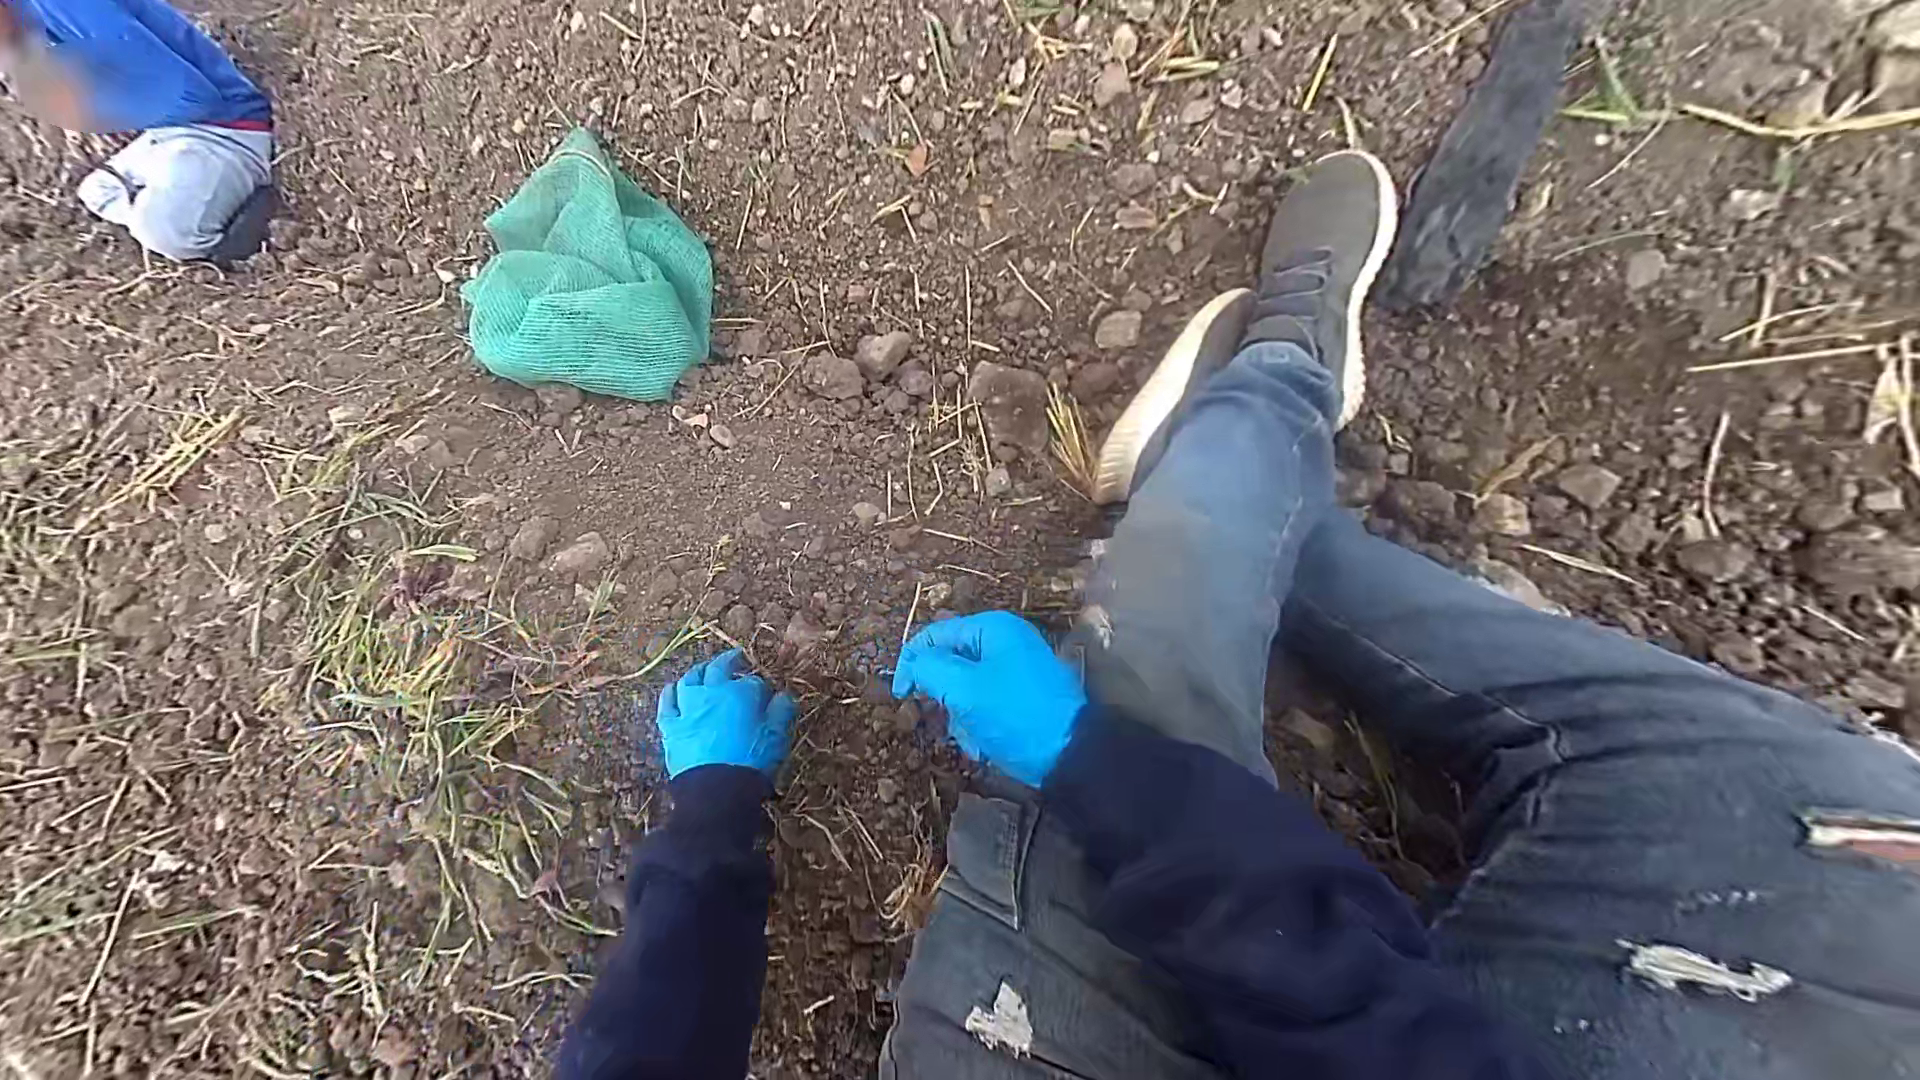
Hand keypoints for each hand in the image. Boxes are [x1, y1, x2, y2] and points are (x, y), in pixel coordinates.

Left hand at [658, 649, 793, 777]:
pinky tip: (674, 689)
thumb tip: (784, 696)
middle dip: (729, 662)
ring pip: (689, 680)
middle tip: (736, 659)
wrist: (717, 791)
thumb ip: (781, 710)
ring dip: (698, 672)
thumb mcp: (777, 735)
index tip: (766, 694)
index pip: (753, 681)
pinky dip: (671, 693)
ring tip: (704, 670)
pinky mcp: (671, 728)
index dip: (760, 687)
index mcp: (740, 693)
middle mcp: (712, 693)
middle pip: (718, 669)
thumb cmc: (752, 760)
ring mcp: (688, 709)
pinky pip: (667, 704)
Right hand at [892, 611, 1086, 785]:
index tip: (900, 695)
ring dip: (961, 716)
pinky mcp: (1020, 694)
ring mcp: (1014, 668)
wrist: (1070, 754)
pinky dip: (978, 723)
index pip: (936, 634)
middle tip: (948, 719)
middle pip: (951, 662)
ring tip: (973, 738)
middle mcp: (1004, 641)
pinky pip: (984, 702)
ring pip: (964, 687)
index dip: (912, 662)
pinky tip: (985, 744)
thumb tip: (913, 663)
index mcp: (992, 628)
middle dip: (945, 696)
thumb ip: (929, 668)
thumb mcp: (964, 689)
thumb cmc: (1014, 714)